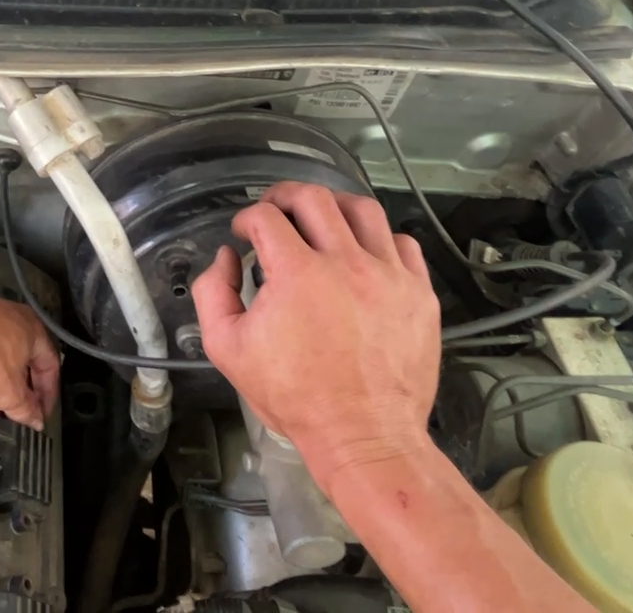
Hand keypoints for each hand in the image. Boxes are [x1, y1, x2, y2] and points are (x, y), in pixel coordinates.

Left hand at [0, 298, 60, 429]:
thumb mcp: (10, 395)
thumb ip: (27, 408)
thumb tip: (37, 420)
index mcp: (31, 325)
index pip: (50, 362)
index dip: (48, 393)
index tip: (40, 415)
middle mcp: (8, 311)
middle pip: (22, 353)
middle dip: (20, 387)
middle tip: (15, 411)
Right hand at [192, 182, 440, 470]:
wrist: (364, 436)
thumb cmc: (292, 395)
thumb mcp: (226, 348)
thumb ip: (213, 292)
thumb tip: (227, 257)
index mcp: (296, 274)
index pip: (266, 217)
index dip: (246, 218)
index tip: (243, 233)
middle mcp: (345, 263)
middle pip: (314, 197)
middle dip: (284, 196)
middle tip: (274, 212)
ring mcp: (388, 276)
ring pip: (362, 209)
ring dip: (333, 207)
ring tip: (320, 222)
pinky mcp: (419, 293)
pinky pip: (402, 244)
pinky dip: (378, 239)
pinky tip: (363, 254)